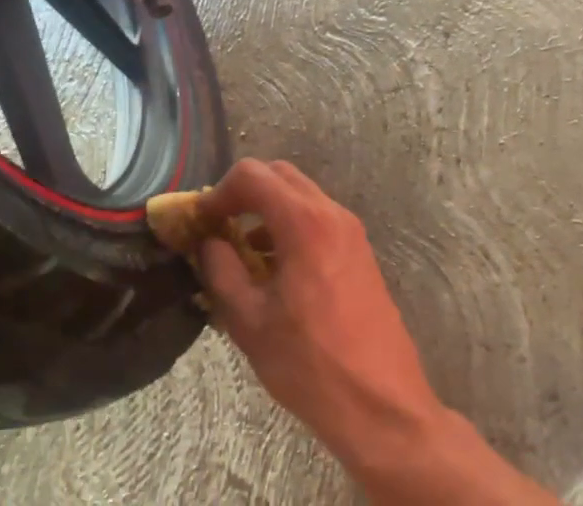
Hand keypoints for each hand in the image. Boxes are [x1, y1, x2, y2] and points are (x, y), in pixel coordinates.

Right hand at [196, 159, 446, 461]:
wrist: (383, 408)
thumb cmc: (310, 365)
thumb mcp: (250, 321)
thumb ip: (221, 271)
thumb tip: (207, 243)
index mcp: (304, 223)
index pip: (252, 175)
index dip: (218, 192)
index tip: (199, 222)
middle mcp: (332, 215)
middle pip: (279, 176)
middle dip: (243, 194)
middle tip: (217, 228)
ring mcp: (352, 233)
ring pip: (301, 197)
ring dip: (266, 211)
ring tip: (240, 254)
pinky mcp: (361, 254)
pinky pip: (318, 221)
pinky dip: (289, 228)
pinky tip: (274, 272)